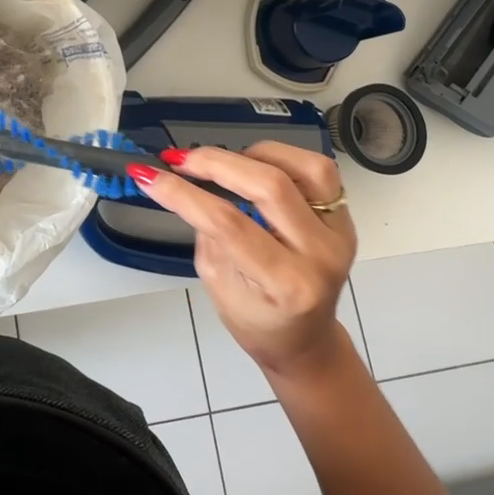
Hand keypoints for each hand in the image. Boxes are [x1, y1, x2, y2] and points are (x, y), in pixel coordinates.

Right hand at [134, 144, 354, 379]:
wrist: (306, 340)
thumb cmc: (255, 320)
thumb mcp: (216, 281)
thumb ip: (206, 230)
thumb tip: (181, 182)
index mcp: (286, 284)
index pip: (229, 224)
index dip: (183, 194)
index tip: (148, 175)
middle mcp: (320, 255)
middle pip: (269, 186)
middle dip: (214, 163)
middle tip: (179, 159)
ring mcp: (339, 232)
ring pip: (302, 168)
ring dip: (253, 154)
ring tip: (223, 163)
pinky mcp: (345, 217)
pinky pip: (318, 170)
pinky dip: (281, 157)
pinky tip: (253, 164)